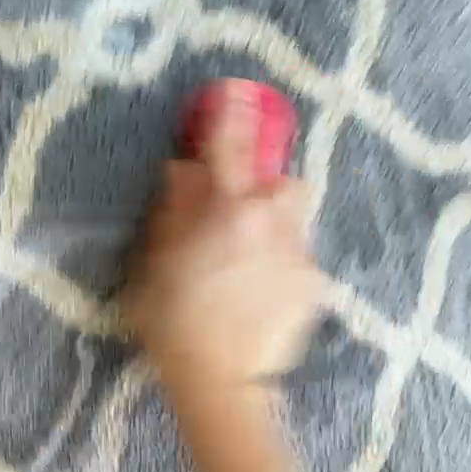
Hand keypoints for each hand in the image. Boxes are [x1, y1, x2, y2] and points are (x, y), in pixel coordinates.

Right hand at [127, 85, 322, 389]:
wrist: (220, 381)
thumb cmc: (171, 318)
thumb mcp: (156, 260)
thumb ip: (174, 209)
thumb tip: (183, 171)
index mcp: (225, 215)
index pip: (229, 151)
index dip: (230, 118)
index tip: (235, 90)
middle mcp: (271, 227)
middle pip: (286, 182)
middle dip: (266, 183)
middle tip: (237, 206)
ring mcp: (299, 258)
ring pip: (297, 217)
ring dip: (274, 219)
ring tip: (246, 251)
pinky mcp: (314, 288)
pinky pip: (299, 255)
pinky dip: (278, 259)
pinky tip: (255, 290)